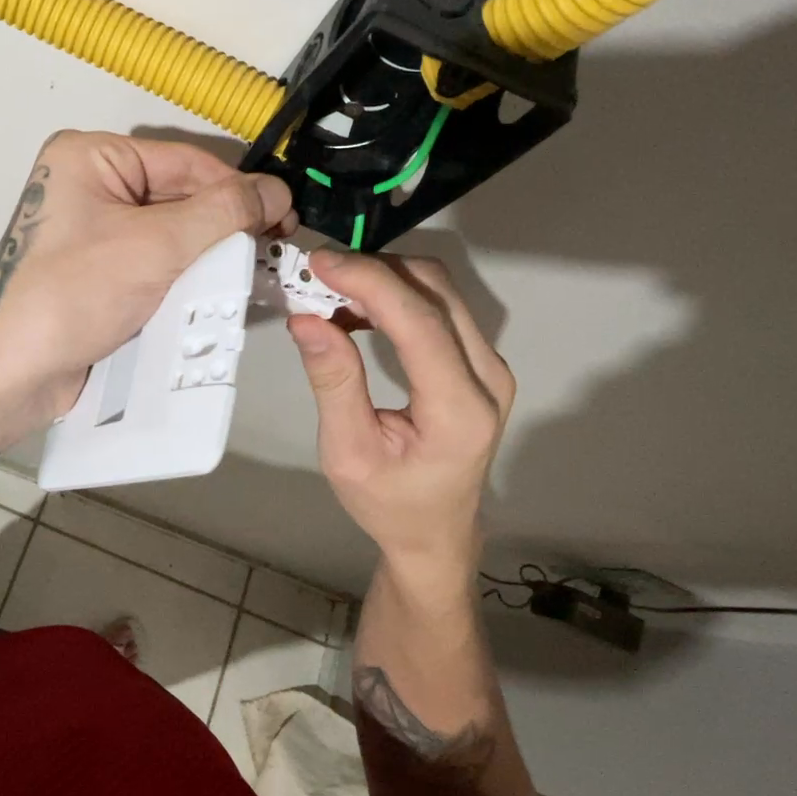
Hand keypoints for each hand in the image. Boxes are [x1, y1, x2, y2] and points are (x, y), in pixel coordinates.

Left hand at [0, 131, 293, 446]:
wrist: (16, 373)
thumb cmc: (75, 296)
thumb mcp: (155, 247)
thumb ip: (222, 213)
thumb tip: (277, 191)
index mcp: (90, 157)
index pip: (186, 161)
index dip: (239, 188)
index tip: (286, 217)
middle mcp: (88, 183)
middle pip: (180, 195)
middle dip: (223, 225)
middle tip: (273, 251)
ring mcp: (90, 228)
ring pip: (171, 231)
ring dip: (207, 254)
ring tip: (250, 273)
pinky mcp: (96, 269)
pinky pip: (153, 260)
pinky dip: (184, 274)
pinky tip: (215, 290)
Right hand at [287, 252, 513, 574]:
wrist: (435, 531)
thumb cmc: (388, 502)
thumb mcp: (347, 454)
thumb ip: (334, 383)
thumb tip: (306, 319)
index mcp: (460, 410)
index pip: (419, 322)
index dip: (369, 282)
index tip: (318, 264)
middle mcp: (489, 377)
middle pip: (435, 292)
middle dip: (372, 271)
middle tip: (314, 277)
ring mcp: (490, 365)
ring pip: (438, 290)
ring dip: (382, 279)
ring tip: (328, 294)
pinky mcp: (479, 360)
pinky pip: (438, 306)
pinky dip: (394, 295)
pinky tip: (354, 312)